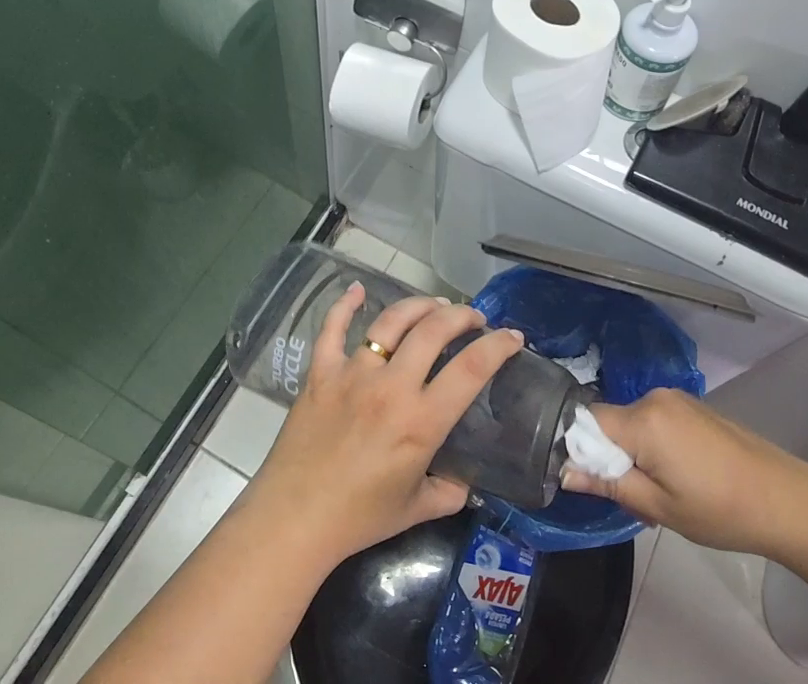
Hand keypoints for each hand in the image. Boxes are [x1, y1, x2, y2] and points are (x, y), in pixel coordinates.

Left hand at [240, 284, 525, 567]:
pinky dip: (345, 305)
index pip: (472, 368)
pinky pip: (332, 329)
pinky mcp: (320, 373)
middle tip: (473, 318)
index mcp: (421, 421)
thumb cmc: (358, 518)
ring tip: (435, 305)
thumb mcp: (416, 508)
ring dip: (418, 306)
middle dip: (461, 316)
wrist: (294, 518)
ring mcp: (352, 374)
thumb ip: (449, 492)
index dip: (499, 346)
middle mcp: (391, 387)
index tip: (513, 337)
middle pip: (433, 330)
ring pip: (390, 322)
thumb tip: (466, 483)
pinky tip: (356, 289)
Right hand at [561, 389, 807, 557]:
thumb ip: (607, 483)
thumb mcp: (657, 507)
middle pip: (609, 423)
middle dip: (610, 458)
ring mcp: (678, 400)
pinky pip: (655, 423)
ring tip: (660, 496)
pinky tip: (679, 479)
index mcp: (643, 420)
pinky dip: (654, 447)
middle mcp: (656, 398)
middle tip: (633, 500)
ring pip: (632, 425)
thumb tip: (564, 471)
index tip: (587, 481)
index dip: (578, 449)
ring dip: (634, 455)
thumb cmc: (720, 509)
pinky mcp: (695, 408)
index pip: (585, 422)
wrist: (788, 501)